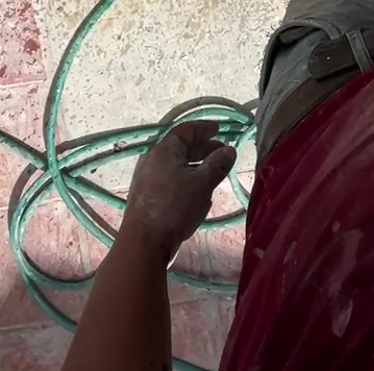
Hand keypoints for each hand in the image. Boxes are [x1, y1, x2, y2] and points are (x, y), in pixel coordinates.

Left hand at [119, 121, 236, 260]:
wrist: (144, 245)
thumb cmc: (175, 207)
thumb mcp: (202, 183)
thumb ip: (218, 164)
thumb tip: (229, 150)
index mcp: (164, 151)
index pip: (186, 130)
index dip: (204, 128)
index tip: (220, 129)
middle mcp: (153, 162)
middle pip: (181, 149)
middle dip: (203, 149)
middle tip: (222, 153)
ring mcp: (148, 182)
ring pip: (177, 167)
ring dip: (197, 168)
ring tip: (214, 175)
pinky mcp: (148, 200)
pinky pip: (171, 182)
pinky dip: (187, 182)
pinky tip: (199, 196)